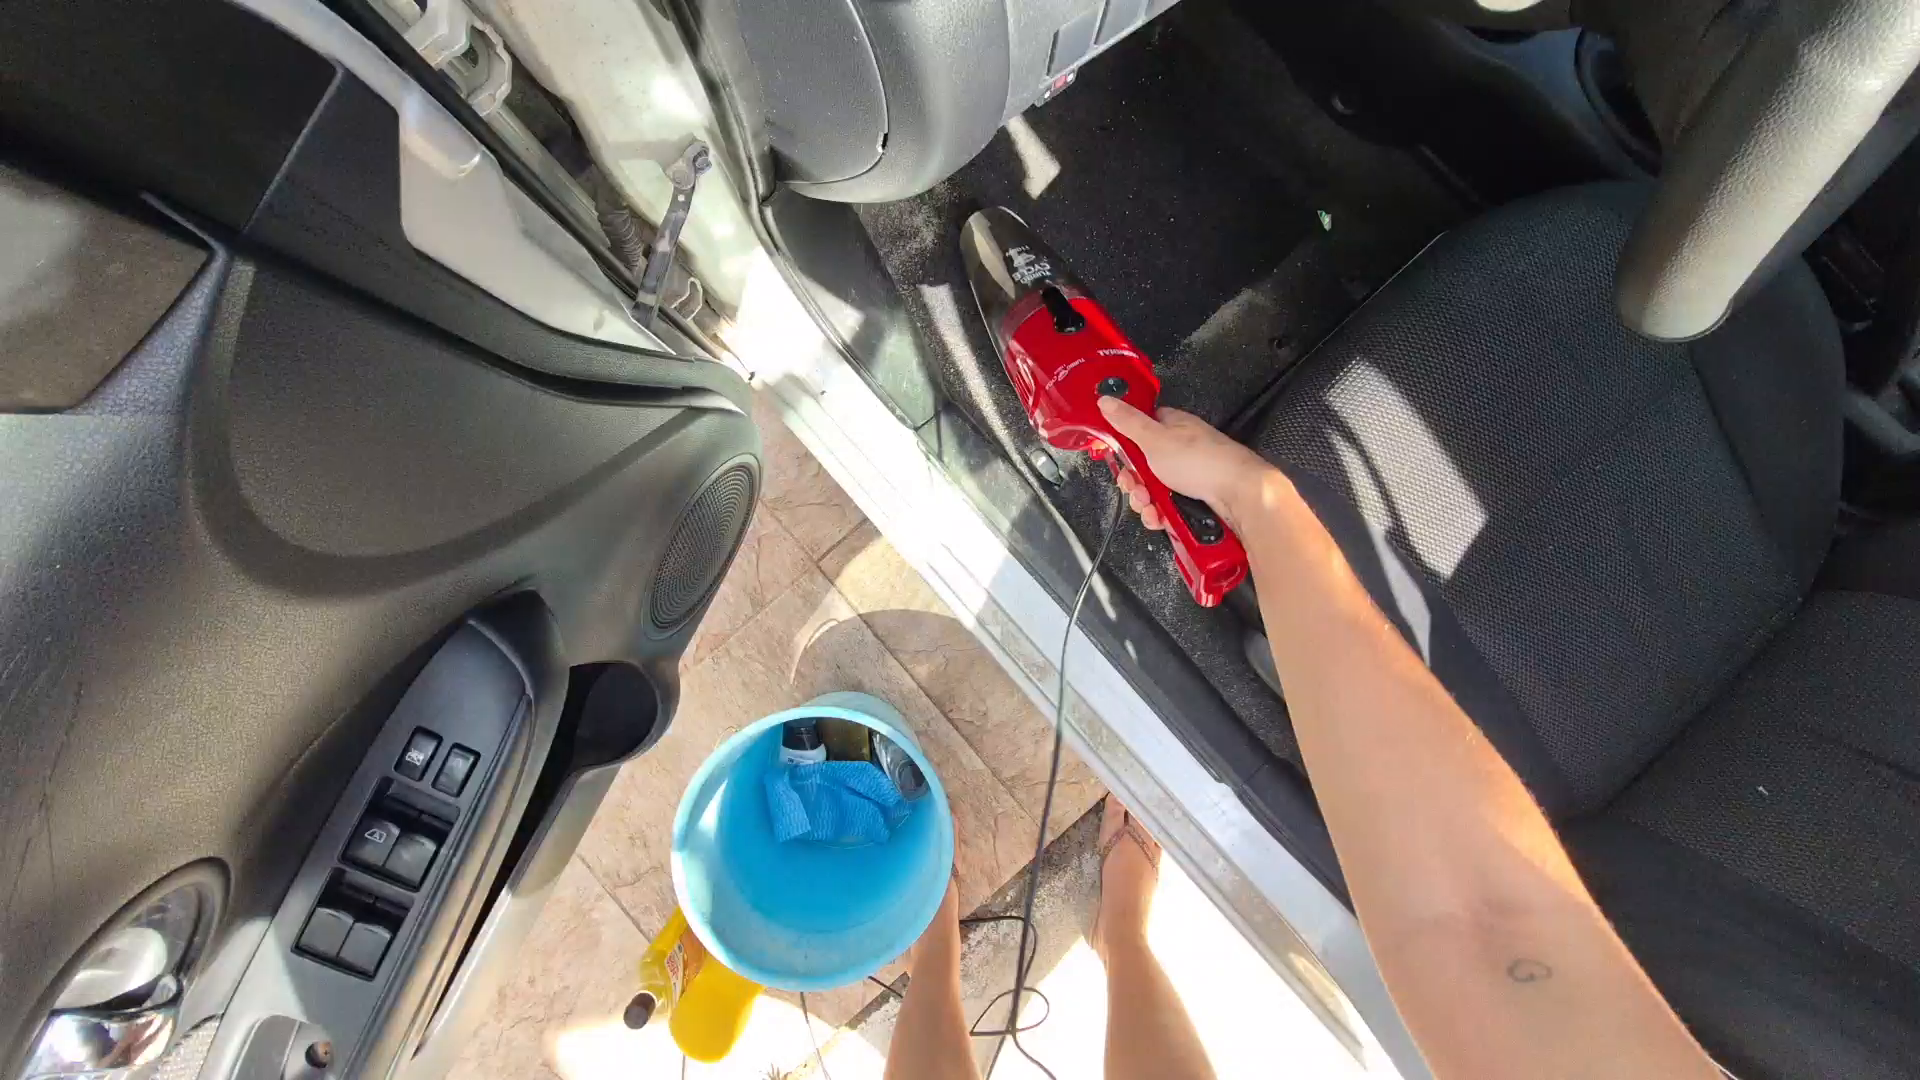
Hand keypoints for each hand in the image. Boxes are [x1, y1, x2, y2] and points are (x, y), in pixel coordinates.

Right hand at [1096, 397, 1274, 530]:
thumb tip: (1106, 400)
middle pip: (1139, 466)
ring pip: (1149, 489)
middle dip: (1133, 483)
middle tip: (1137, 488)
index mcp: (1169, 427)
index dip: (1122, 447)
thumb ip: (1128, 421)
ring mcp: (1184, 474)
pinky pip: (1163, 505)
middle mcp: (1176, 449)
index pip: (1135, 431)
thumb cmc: (1202, 460)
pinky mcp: (1189, 497)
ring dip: (1144, 502)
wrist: (1238, 494)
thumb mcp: (1155, 438)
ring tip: (1151, 506)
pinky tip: (1160, 517)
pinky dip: (1158, 513)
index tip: (1117, 460)